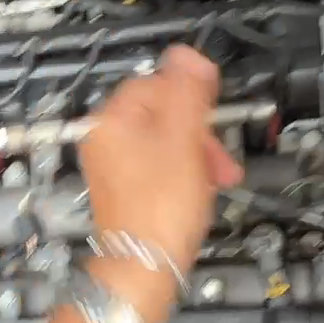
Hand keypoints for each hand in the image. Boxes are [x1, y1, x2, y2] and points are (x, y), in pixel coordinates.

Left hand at [78, 45, 243, 320]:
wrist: (144, 267)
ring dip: (196, 153)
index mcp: (110, 121)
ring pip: (163, 142)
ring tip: (218, 176)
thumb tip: (187, 55)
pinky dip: (183, 172)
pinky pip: (158, 167)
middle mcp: (104, 141)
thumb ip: (186, 91)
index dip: (189, 92)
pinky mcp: (125, 192)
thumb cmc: (159, 210)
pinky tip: (200, 190)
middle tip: (219, 152)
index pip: (153, 82)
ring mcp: (112, 168)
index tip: (214, 106)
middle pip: (160, 114)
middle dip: (197, 130)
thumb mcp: (183, 138)